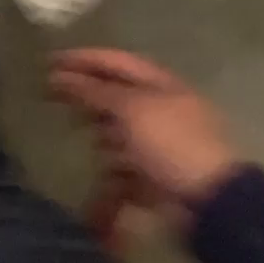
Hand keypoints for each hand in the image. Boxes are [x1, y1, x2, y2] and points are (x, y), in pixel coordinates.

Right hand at [48, 49, 244, 249]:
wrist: (214, 203)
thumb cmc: (171, 142)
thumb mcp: (128, 108)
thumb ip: (92, 90)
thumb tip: (59, 75)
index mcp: (160, 85)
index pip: (115, 61)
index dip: (82, 58)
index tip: (49, 62)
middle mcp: (161, 110)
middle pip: (116, 96)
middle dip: (86, 98)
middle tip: (53, 98)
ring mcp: (161, 145)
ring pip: (119, 135)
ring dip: (99, 139)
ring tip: (81, 143)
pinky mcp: (158, 177)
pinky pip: (125, 175)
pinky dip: (110, 183)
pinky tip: (97, 191)